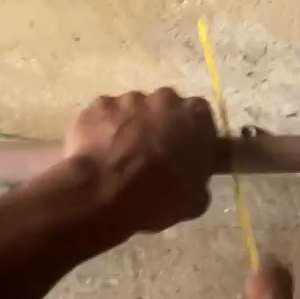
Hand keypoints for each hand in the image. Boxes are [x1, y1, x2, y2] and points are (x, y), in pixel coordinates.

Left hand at [63, 88, 219, 236]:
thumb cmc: (158, 197)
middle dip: (160, 127)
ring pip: (133, 110)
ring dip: (131, 128)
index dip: (190, 135)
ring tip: (120, 158)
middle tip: (152, 156)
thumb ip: (199, 176)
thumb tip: (194, 175)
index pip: (200, 116)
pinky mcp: (99, 105)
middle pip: (165, 108)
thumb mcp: (195, 200)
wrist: (105, 194)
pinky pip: (105, 116)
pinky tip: (99, 153)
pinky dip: (103, 130)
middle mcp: (165, 98)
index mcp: (196, 116)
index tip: (184, 153)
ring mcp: (129, 99)